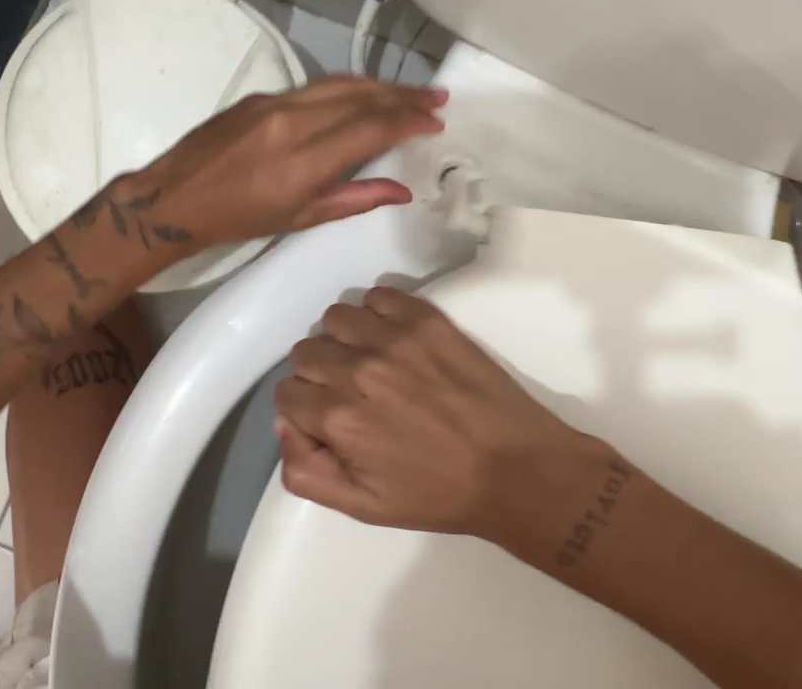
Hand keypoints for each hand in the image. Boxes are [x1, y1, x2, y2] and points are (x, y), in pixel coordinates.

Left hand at [121, 77, 445, 248]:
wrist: (175, 197)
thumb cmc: (237, 219)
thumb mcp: (299, 219)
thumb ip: (354, 199)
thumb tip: (402, 190)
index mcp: (304, 160)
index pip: (370, 129)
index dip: (408, 121)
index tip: (435, 120)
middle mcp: (292, 122)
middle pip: (360, 97)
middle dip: (403, 96)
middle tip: (437, 97)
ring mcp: (274, 103)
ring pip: (338, 84)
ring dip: (379, 86)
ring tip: (410, 92)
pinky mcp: (260, 97)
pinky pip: (314, 86)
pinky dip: (347, 88)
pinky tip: (363, 94)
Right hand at [274, 287, 608, 547]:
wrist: (515, 469)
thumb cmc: (438, 494)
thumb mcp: (363, 507)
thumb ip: (305, 472)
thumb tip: (286, 425)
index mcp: (340, 420)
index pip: (286, 392)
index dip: (304, 409)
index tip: (329, 419)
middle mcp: (358, 371)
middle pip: (305, 351)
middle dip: (319, 375)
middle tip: (353, 394)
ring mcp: (393, 339)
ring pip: (335, 318)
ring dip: (344, 340)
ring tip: (372, 362)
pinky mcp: (425, 318)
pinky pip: (377, 295)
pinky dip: (377, 313)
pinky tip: (394, 339)